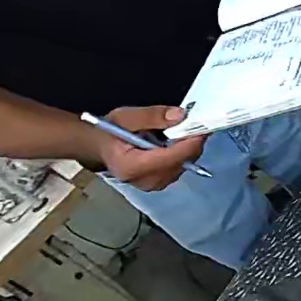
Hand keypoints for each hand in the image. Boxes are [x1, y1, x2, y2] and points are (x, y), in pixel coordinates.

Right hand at [92, 106, 206, 191]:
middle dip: (191, 142)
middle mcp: (146, 181)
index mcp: (132, 167)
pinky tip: (177, 142)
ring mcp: (155, 184)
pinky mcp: (161, 182)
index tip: (201, 127)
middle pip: (183, 162)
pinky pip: (180, 166)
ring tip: (183, 132)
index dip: (190, 141)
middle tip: (195, 124)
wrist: (100, 146)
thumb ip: (153, 116)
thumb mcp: (126, 117)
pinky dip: (183, 153)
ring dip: (188, 147)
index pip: (172, 157)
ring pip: (185, 164)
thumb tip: (180, 116)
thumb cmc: (109, 132)